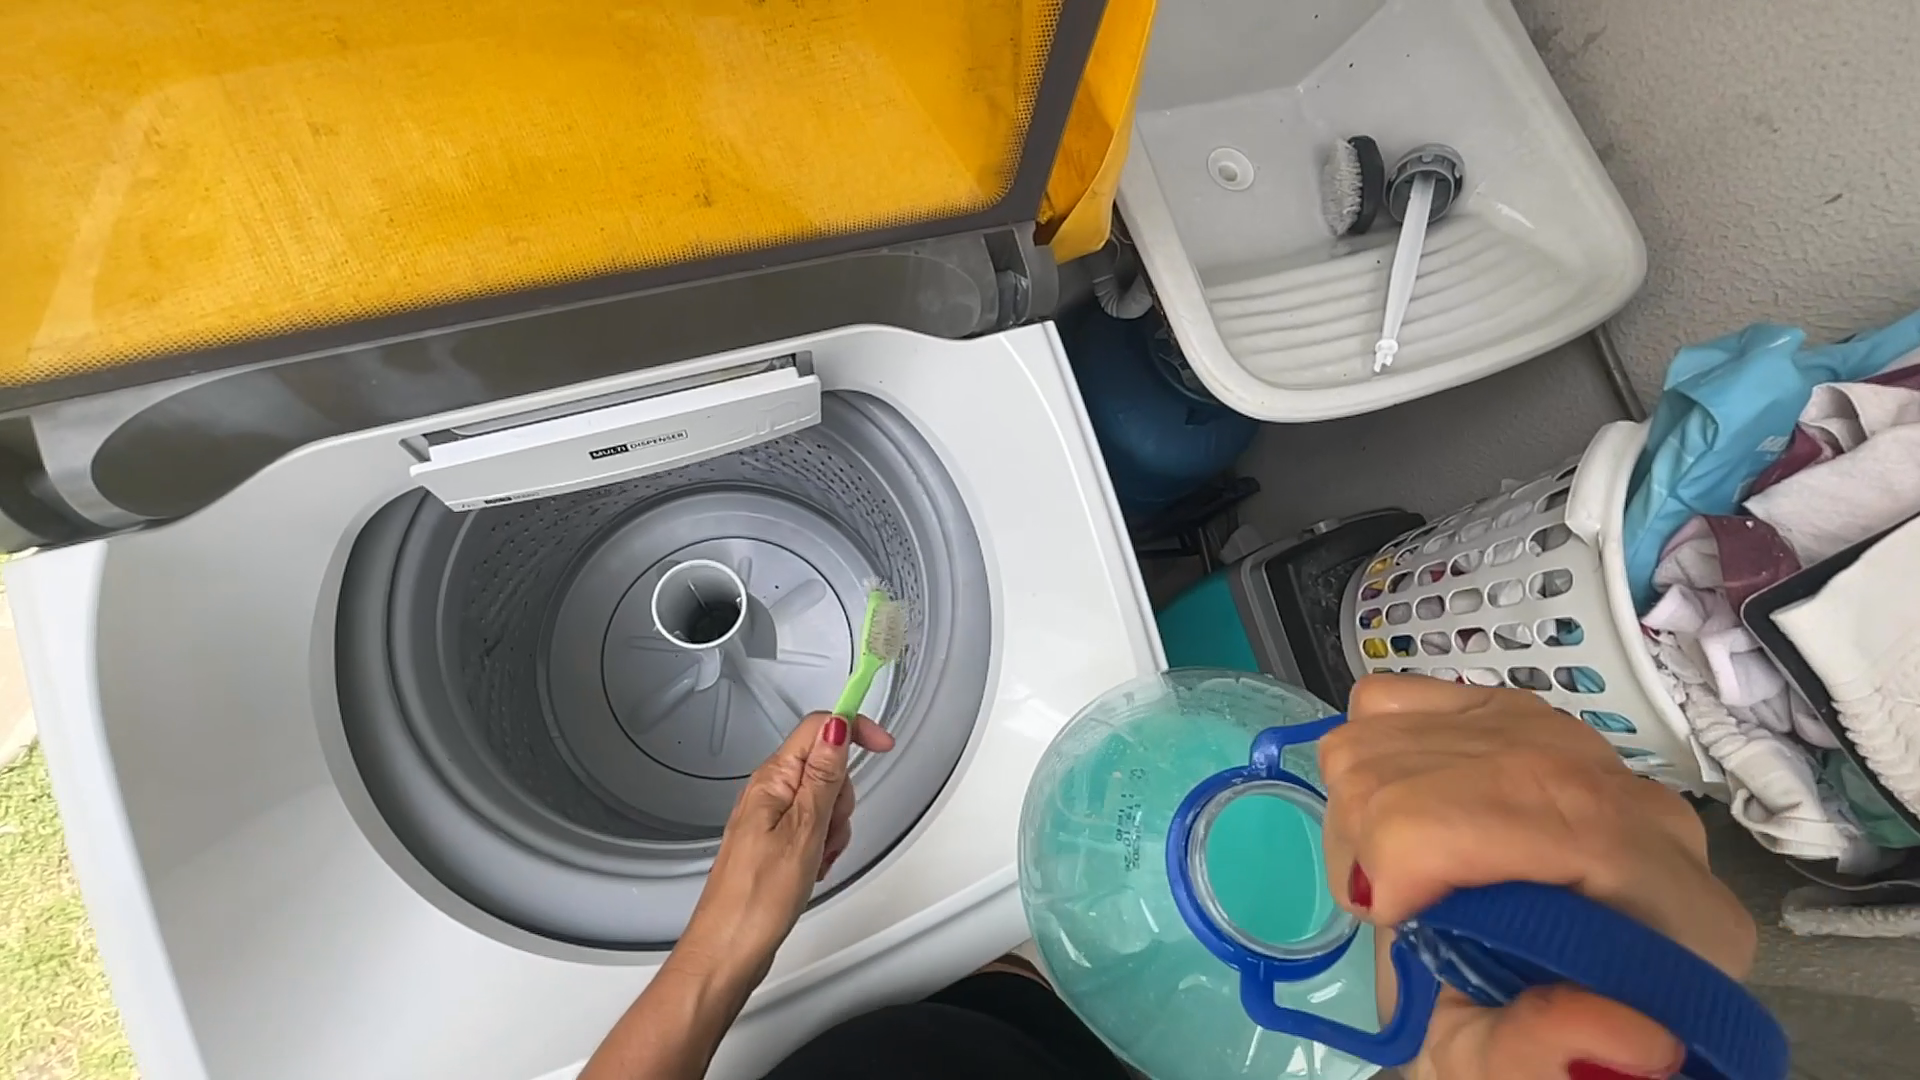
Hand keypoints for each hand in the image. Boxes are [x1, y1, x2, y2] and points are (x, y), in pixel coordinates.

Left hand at [674, 712, 894, 987]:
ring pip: (825, 797)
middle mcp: (770, 790)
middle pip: (827, 763)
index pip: (818, 727)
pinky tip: (815, 865)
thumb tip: (837, 727)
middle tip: (832, 825)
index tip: (882, 742)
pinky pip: (815, 824)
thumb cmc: (755, 900)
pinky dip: (824, 842)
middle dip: (843, 794)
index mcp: (773, 779)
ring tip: (819, 854)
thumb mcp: (804, 830)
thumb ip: (824, 775)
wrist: (726, 953)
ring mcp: (772, 815)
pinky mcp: (776, 839)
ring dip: (835, 825)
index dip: (854, 728)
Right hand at [1318, 676, 1755, 1079]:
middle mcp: (1600, 779)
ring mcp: (1538, 725)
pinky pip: (1378, 699)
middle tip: (1390, 905)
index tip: (1391, 919)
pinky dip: (1364, 752)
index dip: (1404, 860)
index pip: (1497, 813)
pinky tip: (1398, 800)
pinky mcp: (1484, 700)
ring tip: (1393, 862)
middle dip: (1366, 850)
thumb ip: (1545, 1061)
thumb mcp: (1521, 1064)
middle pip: (1402, 777)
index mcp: (1646, 880)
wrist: (1575, 956)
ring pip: (1368, 741)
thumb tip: (1623, 1032)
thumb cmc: (1546, 1010)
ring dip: (1354, 812)